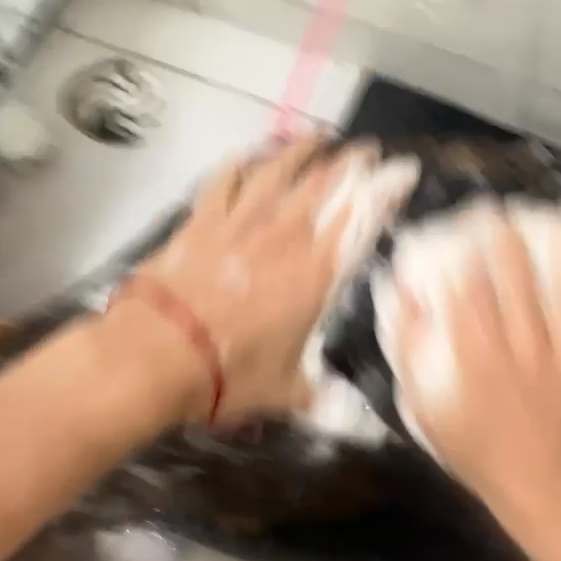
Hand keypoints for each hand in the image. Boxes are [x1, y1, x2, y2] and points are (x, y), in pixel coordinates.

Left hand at [102, 135, 407, 423]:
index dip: (385, 191)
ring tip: (318, 138)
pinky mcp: (201, 221)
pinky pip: (225, 180)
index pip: (361, 218)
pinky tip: (249, 156)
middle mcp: (284, 236)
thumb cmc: (231, 374)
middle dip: (351, 163)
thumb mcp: (289, 393)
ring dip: (301, 151)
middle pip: (324, 183)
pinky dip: (241, 164)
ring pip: (278, 171)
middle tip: (367, 151)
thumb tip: (359, 422)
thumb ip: (326, 398)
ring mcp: (240, 222)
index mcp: (316, 273)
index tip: (403, 172)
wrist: (157, 355)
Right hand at [376, 203, 560, 519]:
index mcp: (472, 352)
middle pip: (514, 265)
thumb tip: (397, 287)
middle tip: (492, 215)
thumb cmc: (471, 444)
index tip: (452, 228)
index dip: (457, 242)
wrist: (537, 480)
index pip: (465, 278)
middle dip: (499, 227)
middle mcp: (519, 341)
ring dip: (555, 237)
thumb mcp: (419, 404)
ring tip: (543, 220)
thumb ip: (407, 344)